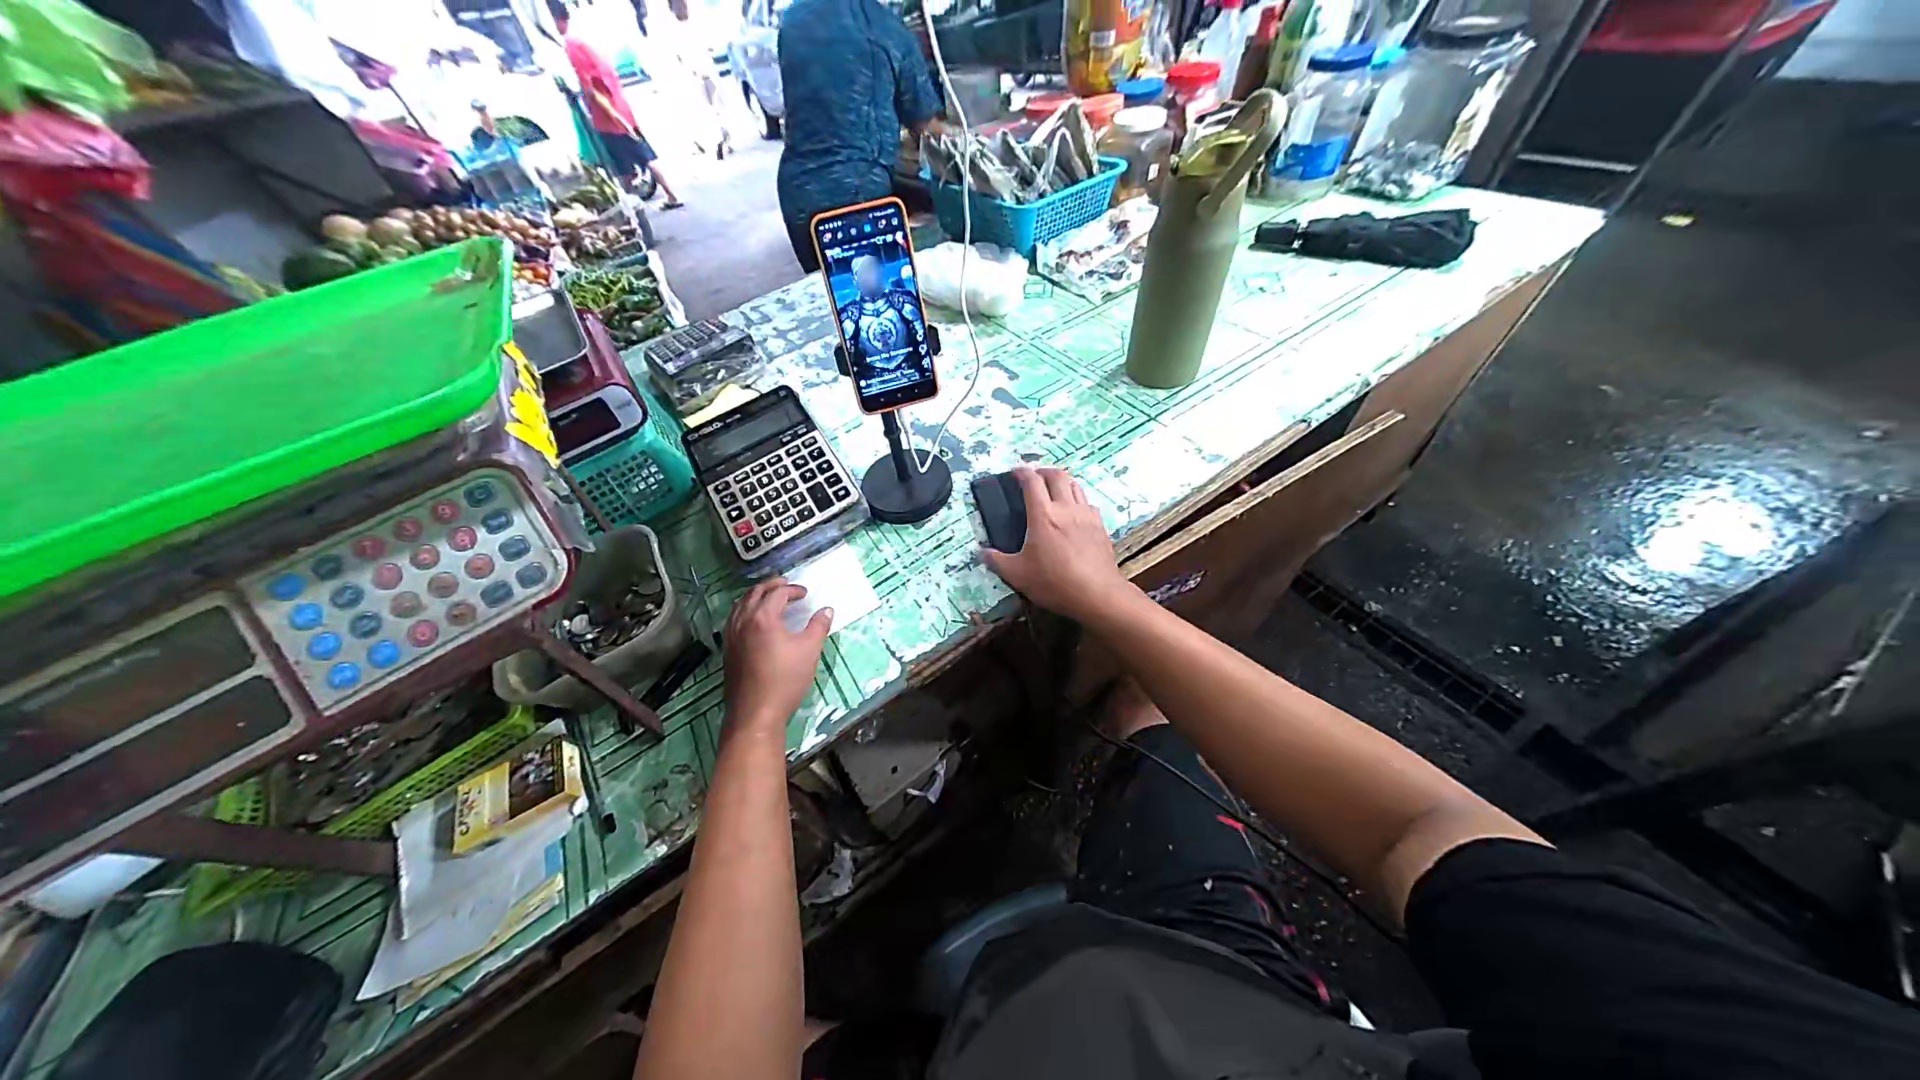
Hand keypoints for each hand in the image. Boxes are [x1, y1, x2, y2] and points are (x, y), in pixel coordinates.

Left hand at [723, 578, 831, 735]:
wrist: (755, 713)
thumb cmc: (785, 680)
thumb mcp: (809, 651)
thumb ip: (818, 627)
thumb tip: (826, 610)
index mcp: (763, 617)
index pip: (777, 593)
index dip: (793, 590)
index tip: (805, 595)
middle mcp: (743, 621)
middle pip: (754, 593)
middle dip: (771, 586)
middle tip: (785, 584)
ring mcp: (732, 635)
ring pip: (740, 605)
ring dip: (756, 596)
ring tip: (769, 597)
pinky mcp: (728, 649)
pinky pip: (734, 619)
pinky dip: (745, 610)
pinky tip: (753, 620)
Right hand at [981, 467, 1135, 623]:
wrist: (1097, 594)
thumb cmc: (1054, 582)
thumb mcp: (1018, 575)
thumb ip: (997, 561)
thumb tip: (982, 553)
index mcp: (1043, 515)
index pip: (1031, 481)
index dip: (1022, 472)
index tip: (1015, 472)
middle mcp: (1066, 508)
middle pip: (1057, 475)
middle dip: (1043, 470)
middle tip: (1035, 476)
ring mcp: (1086, 515)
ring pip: (1075, 486)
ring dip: (1062, 482)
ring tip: (1054, 489)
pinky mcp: (1100, 526)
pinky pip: (1088, 503)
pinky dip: (1078, 500)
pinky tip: (1075, 512)